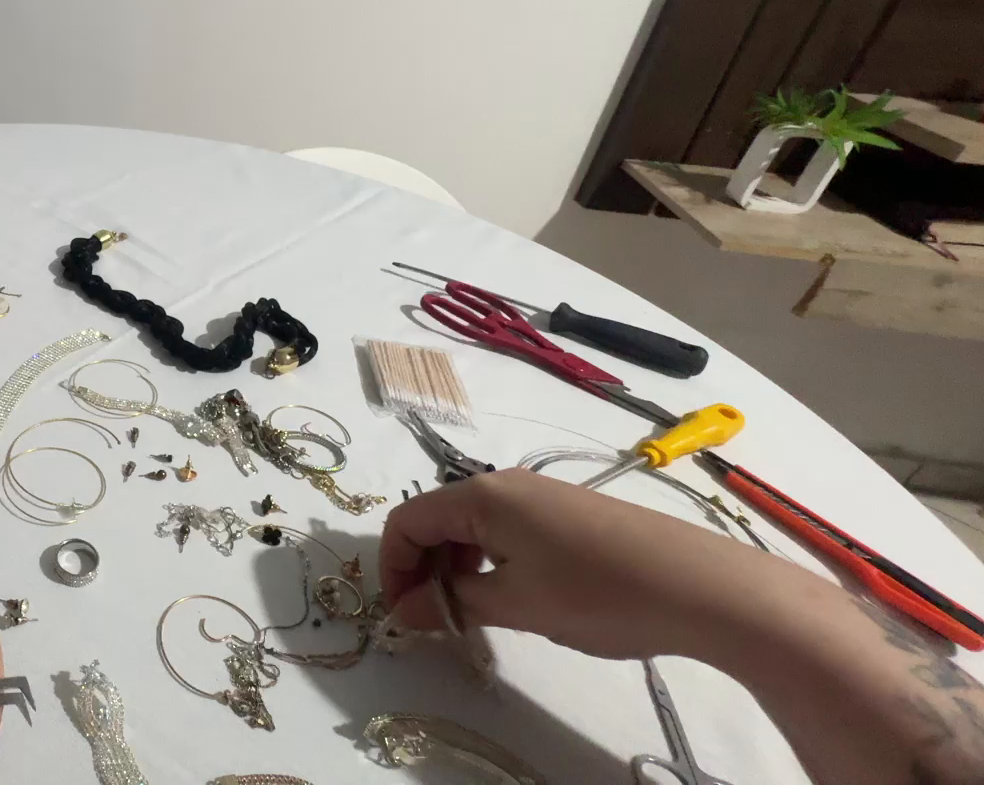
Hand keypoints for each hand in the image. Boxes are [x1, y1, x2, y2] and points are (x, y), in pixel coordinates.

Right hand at [377, 468, 796, 660]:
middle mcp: (500, 484)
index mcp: (478, 496)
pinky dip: (490, 559)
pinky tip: (515, 593)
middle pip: (435, 520)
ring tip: (474, 612)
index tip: (401, 613)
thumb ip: (452, 606)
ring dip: (457, 566)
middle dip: (423, 568)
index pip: (407, 521)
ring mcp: (536, 494)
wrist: (710, 587)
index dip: (393, 566)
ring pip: (470, 526)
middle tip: (433, 618)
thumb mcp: (518, 605)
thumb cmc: (599, 592)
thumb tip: (402, 615)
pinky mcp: (565, 511)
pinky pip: (504, 528)